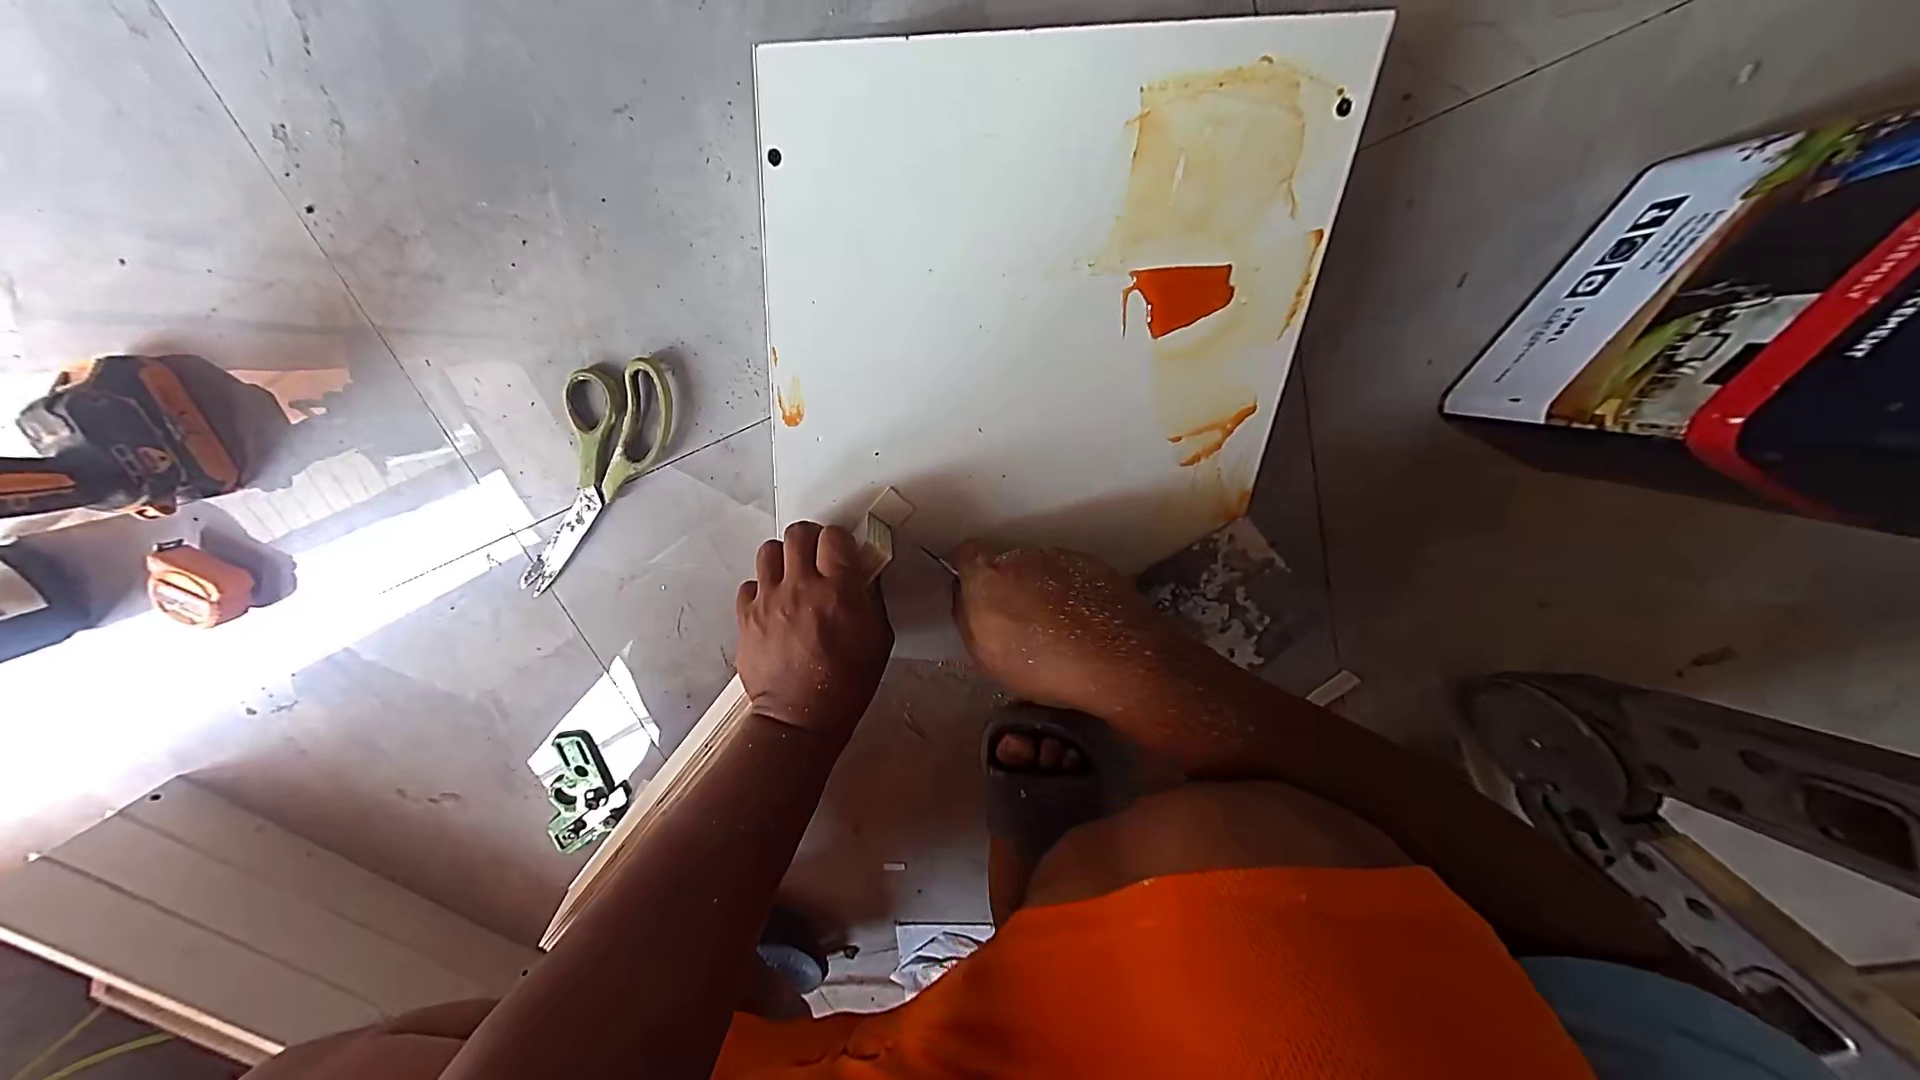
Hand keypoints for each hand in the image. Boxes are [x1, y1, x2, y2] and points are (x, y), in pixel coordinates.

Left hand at [736, 521, 893, 735]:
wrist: (801, 718)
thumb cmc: (845, 684)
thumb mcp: (878, 638)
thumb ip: (871, 599)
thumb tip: (864, 575)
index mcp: (839, 592)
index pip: (834, 536)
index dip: (840, 539)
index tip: (843, 550)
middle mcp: (801, 589)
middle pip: (798, 534)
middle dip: (811, 539)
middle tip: (817, 554)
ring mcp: (770, 602)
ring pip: (769, 550)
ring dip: (784, 557)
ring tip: (793, 574)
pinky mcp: (747, 617)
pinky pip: (749, 584)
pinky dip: (762, 588)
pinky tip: (774, 603)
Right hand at [950, 540, 1184, 711]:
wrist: (1119, 661)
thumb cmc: (1044, 667)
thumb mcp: (986, 657)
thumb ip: (967, 618)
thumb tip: (964, 597)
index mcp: (987, 576)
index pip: (966, 554)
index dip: (970, 572)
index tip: (979, 595)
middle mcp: (1022, 556)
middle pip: (1005, 562)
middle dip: (1009, 584)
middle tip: (1021, 620)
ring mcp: (1061, 557)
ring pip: (1039, 568)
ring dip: (1041, 588)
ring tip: (1057, 626)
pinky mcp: (1094, 564)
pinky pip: (1070, 574)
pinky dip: (1071, 591)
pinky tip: (1082, 622)